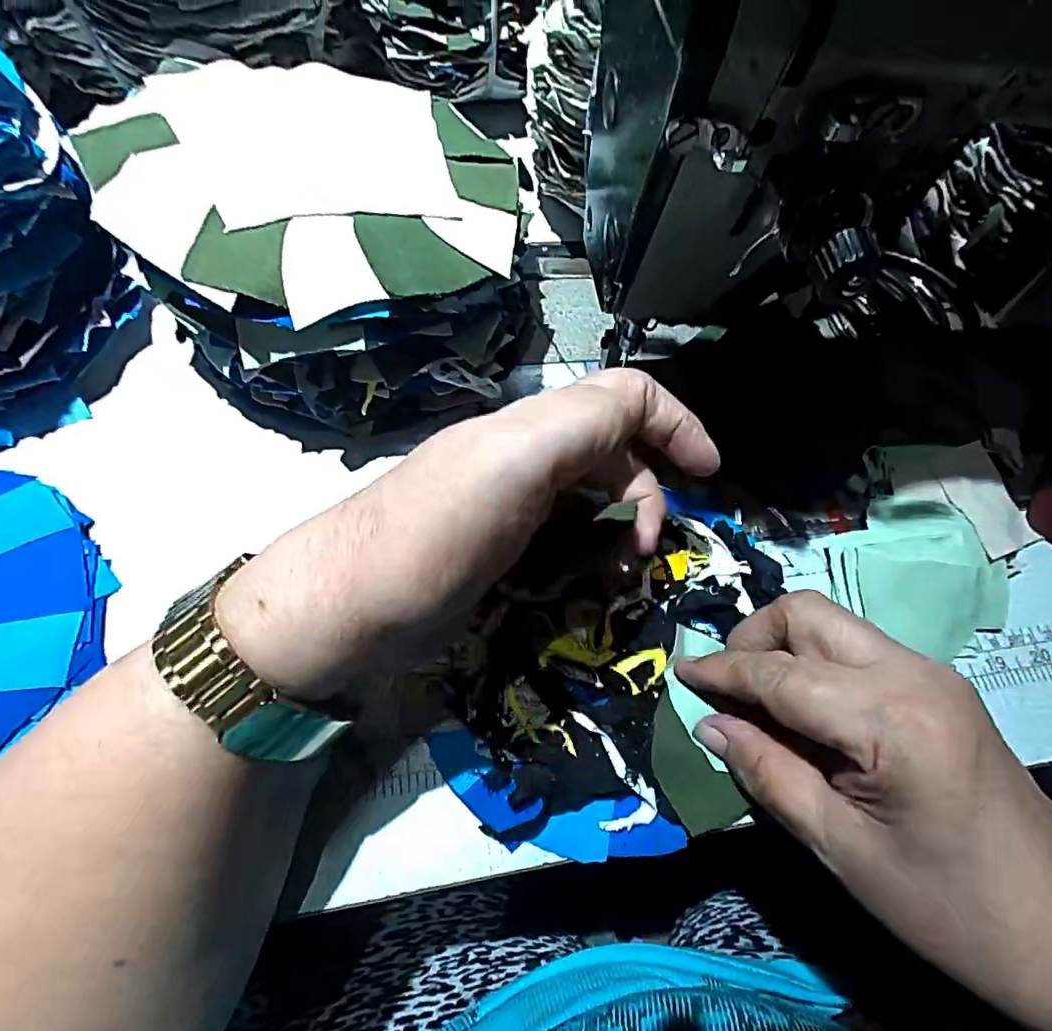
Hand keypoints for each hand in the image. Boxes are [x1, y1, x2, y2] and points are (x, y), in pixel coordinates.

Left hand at [217, 369, 719, 698]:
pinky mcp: (506, 550)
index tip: (709, 473)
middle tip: (643, 553)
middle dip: (648, 501)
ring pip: (600, 505)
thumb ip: (582, 422)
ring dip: (621, 538)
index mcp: (534, 427)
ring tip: (612, 579)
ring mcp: (516, 506)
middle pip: (619, 457)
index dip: (676, 424)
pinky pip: (572, 544)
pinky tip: (581, 590)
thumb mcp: (510, 464)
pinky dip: (591, 563)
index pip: (624, 397)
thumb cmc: (428, 538)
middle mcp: (529, 458)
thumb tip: (641, 416)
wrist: (342, 613)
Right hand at [676, 591, 1051, 1005]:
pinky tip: (805, 717)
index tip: (678, 672)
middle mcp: (913, 672)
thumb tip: (712, 724)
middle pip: (811, 613)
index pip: (782, 672)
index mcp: (891, 716)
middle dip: (755, 638)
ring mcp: (933, 673)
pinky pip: (861, 653)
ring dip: (787, 650)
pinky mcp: (940, 687)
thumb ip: (770, 773)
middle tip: (724, 691)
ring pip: (837, 626)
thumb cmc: (947, 906)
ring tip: (757, 707)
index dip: (723, 670)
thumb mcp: (841, 850)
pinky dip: (819, 668)